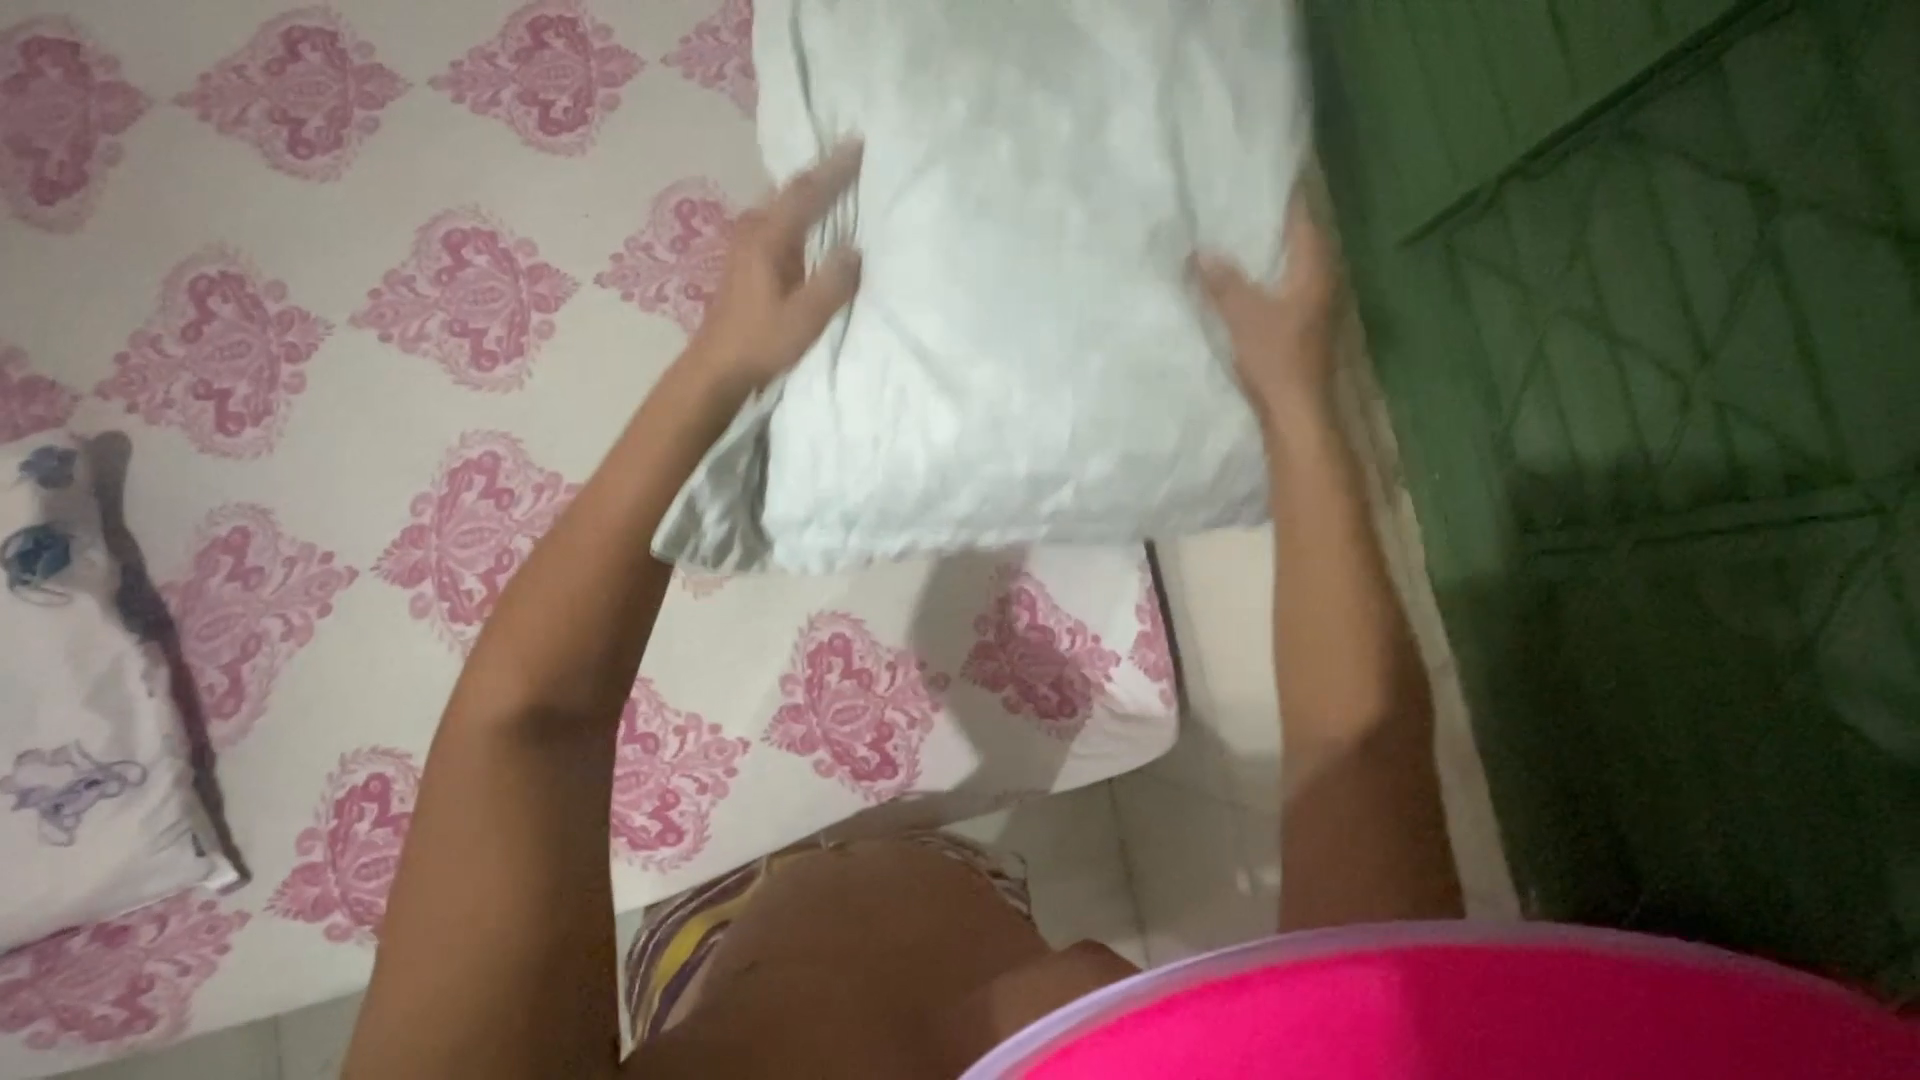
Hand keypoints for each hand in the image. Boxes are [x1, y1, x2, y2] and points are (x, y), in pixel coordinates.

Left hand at [686, 141, 865, 394]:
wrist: (717, 367)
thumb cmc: (760, 342)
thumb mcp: (804, 318)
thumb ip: (832, 282)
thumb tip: (855, 250)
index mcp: (768, 238)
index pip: (806, 192)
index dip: (834, 168)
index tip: (859, 143)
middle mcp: (753, 231)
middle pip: (790, 191)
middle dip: (821, 172)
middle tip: (852, 156)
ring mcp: (746, 245)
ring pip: (782, 205)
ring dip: (809, 193)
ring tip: (838, 182)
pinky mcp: (747, 262)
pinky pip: (779, 223)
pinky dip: (799, 213)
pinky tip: (813, 220)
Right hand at [1192, 191, 1342, 420]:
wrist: (1296, 413)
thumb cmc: (1276, 359)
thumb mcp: (1243, 315)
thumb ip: (1222, 282)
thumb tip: (1200, 251)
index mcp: (1314, 269)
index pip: (1301, 219)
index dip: (1278, 199)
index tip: (1252, 183)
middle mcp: (1321, 282)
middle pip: (1295, 243)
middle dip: (1266, 227)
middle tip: (1231, 209)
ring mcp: (1314, 308)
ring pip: (1287, 269)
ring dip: (1262, 257)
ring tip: (1228, 242)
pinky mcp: (1302, 330)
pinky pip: (1280, 292)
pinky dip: (1261, 283)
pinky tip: (1237, 284)